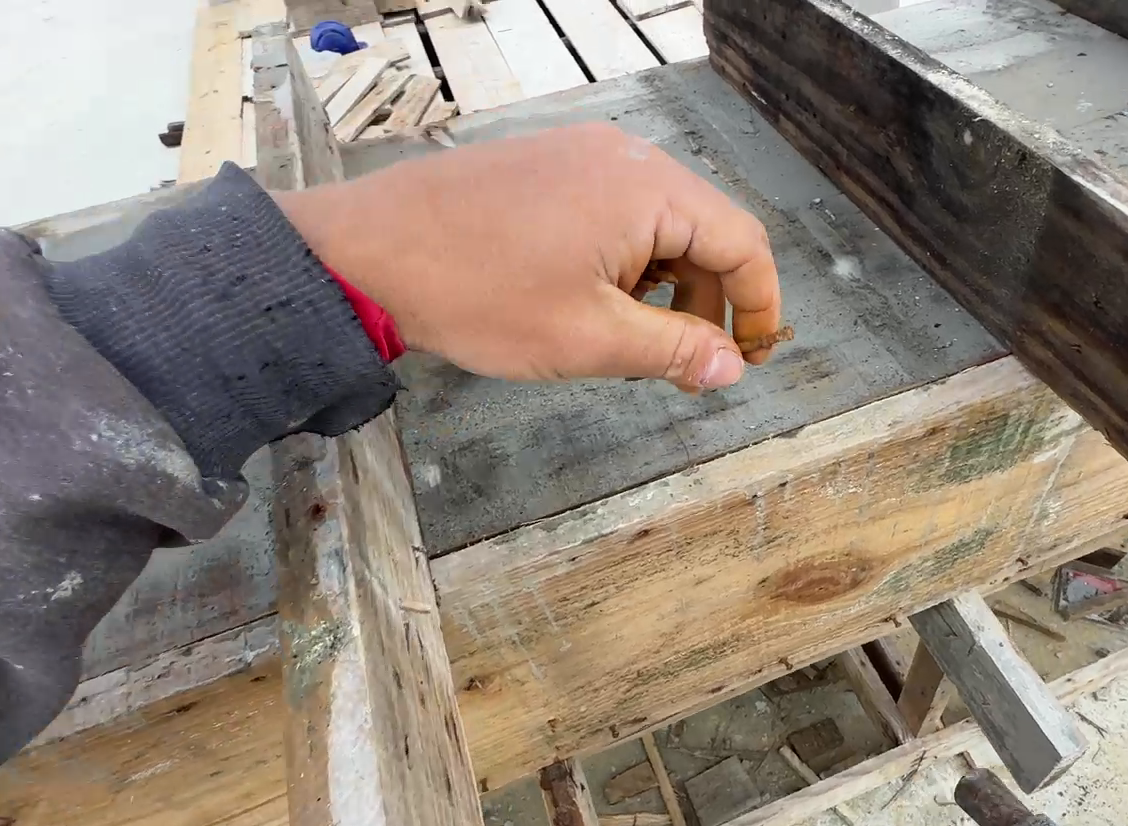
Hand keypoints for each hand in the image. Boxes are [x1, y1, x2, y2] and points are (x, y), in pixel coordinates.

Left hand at [274, 124, 783, 392]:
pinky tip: (597, 303)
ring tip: (635, 342)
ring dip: (667, 288)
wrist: (367, 253)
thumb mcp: (592, 338)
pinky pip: (618, 215)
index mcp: (647, 189)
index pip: (743, 242)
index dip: (761, 305)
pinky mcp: (551, 168)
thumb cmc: (481, 297)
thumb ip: (675, 351)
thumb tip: (734, 367)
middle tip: (689, 365)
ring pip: (660, 226)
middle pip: (704, 231)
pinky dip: (629, 265)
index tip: (754, 357)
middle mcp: (625, 156)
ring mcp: (583, 155)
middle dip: (709, 303)